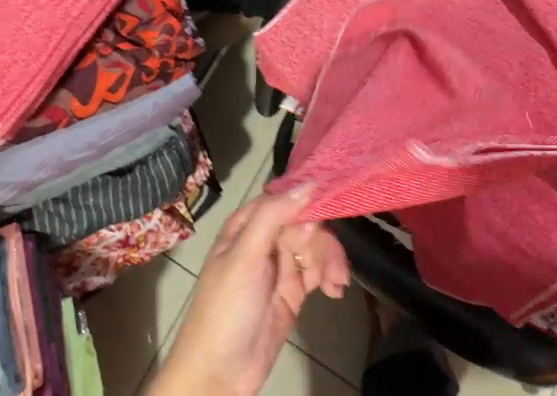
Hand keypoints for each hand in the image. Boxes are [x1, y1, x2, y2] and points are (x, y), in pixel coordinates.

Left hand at [148, 184, 349, 395]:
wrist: (219, 373)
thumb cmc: (225, 308)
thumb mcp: (244, 257)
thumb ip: (274, 217)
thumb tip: (309, 184)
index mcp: (246, 226)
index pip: (283, 199)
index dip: (309, 199)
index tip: (336, 201)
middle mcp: (263, 241)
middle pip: (304, 224)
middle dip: (322, 242)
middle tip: (334, 267)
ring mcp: (279, 267)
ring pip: (314, 247)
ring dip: (330, 261)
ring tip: (336, 283)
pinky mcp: (292, 292)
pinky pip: (317, 272)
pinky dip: (329, 276)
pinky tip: (335, 290)